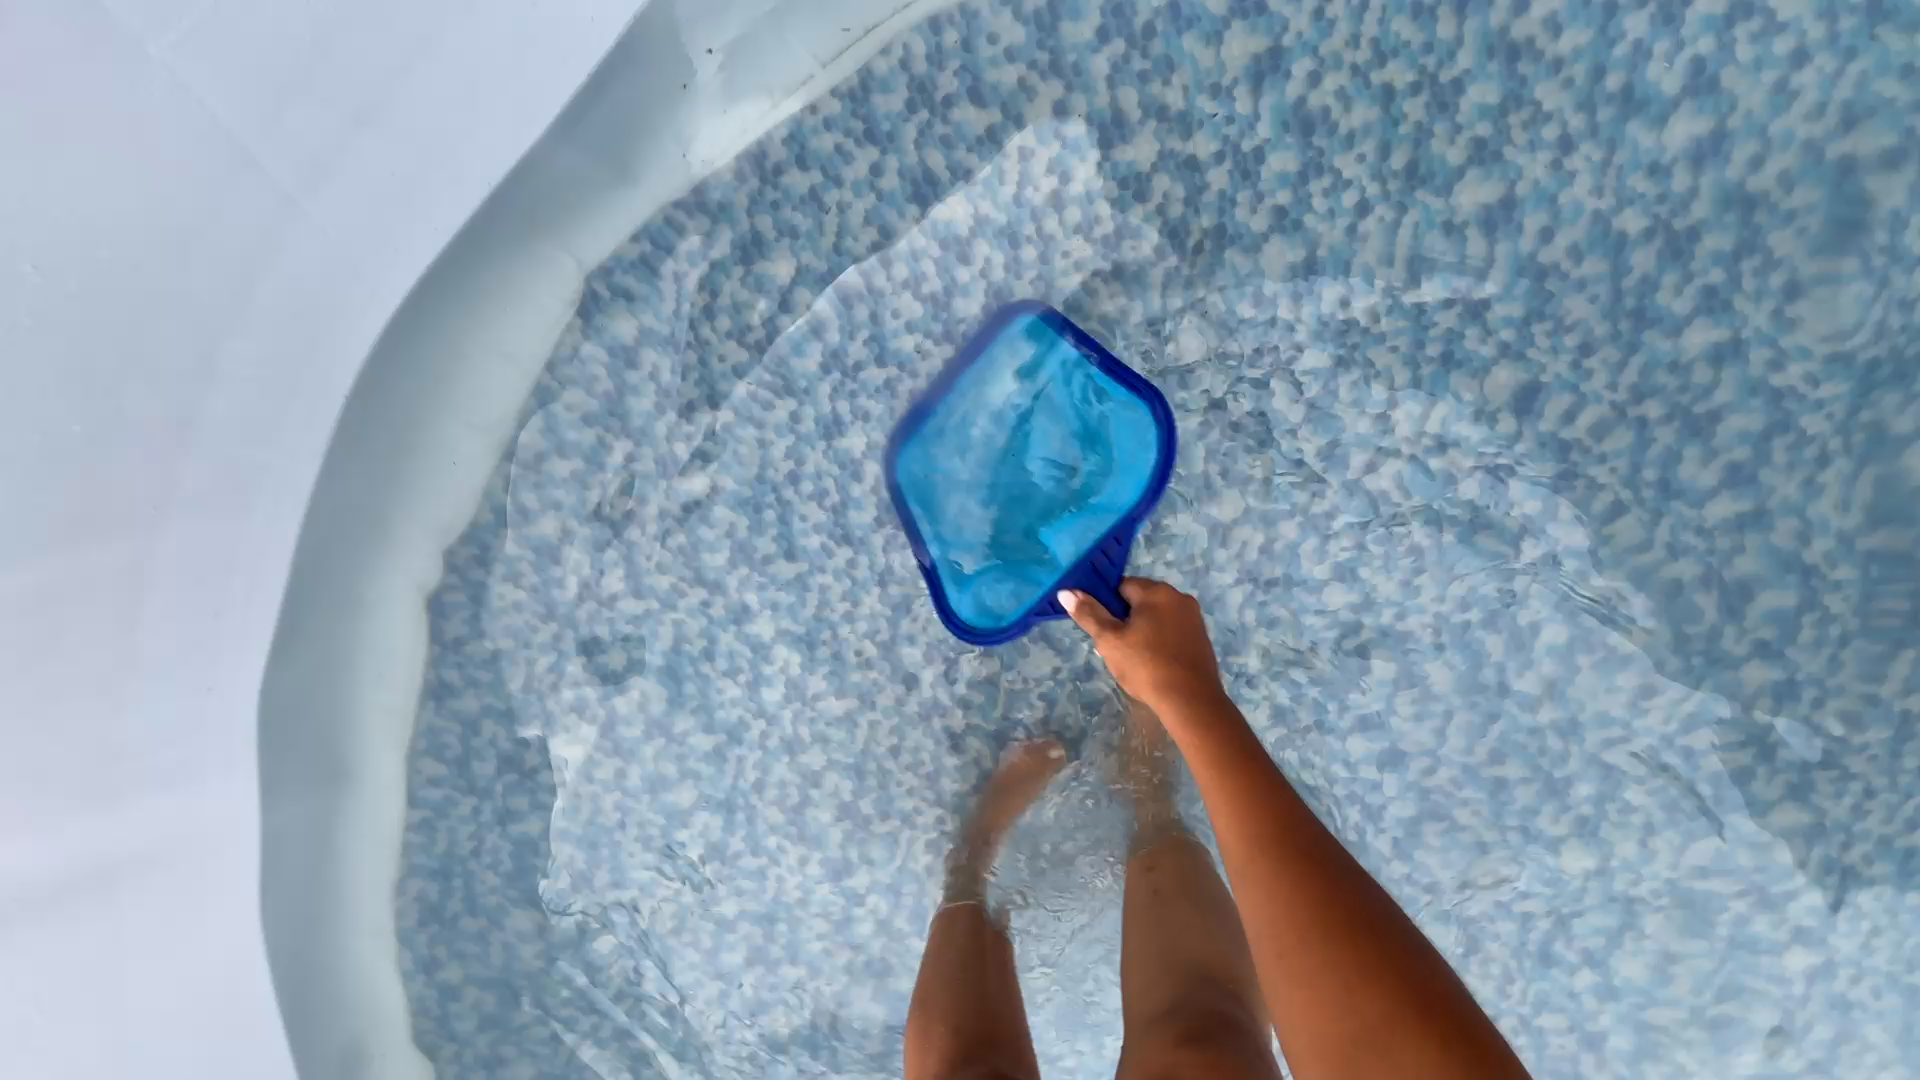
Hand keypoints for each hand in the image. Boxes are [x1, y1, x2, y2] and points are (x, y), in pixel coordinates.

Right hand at [1057, 578, 1228, 715]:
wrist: (1190, 700)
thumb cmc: (1146, 666)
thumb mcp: (1109, 641)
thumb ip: (1088, 614)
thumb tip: (1066, 592)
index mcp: (1156, 592)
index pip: (1121, 585)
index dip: (1107, 605)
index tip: (1103, 628)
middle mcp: (1179, 597)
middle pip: (1141, 600)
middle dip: (1125, 618)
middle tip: (1115, 646)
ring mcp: (1194, 617)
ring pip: (1157, 616)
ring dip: (1143, 629)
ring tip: (1133, 657)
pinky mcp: (1202, 638)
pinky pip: (1172, 630)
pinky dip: (1160, 640)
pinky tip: (1154, 662)